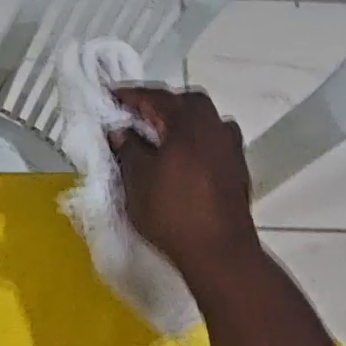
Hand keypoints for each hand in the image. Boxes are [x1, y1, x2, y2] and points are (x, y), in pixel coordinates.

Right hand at [108, 88, 259, 290]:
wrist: (218, 248)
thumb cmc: (171, 212)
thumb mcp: (138, 180)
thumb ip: (129, 148)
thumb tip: (121, 130)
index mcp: (187, 121)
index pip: (154, 98)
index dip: (129, 96)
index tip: (109, 96)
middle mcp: (213, 124)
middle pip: (183, 103)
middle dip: (158, 106)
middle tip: (134, 117)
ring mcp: (229, 145)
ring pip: (201, 122)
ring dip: (178, 123)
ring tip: (158, 138)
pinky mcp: (236, 167)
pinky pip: (210, 142)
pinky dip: (193, 142)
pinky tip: (182, 159)